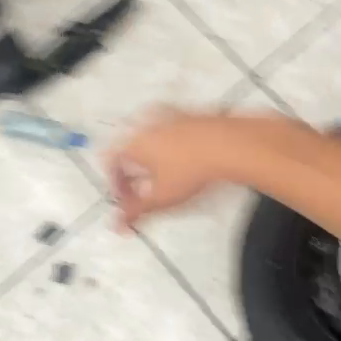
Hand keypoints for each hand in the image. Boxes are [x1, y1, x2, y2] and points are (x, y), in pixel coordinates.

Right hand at [107, 109, 293, 230]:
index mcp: (134, 142)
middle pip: (130, 147)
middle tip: (145, 188)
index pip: (111, 162)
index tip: (128, 201)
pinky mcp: (191, 113)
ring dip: (153, 157)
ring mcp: (170, 115)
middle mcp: (147, 124)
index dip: (116, 184)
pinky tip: (187, 160)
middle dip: (133, 170)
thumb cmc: (189, 172)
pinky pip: (171, 129)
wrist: (229, 143)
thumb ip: (137, 211)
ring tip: (166, 175)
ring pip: (151, 137)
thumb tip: (117, 226)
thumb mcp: (162, 198)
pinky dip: (172, 146)